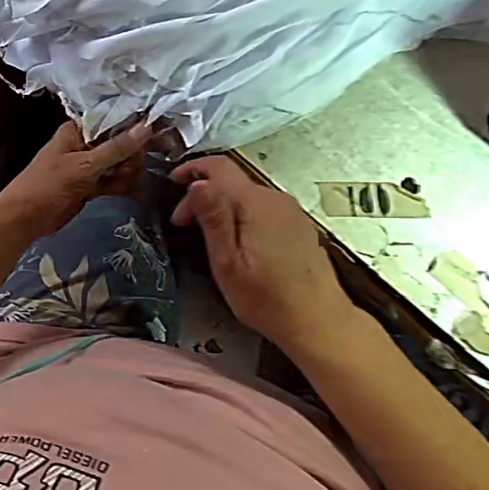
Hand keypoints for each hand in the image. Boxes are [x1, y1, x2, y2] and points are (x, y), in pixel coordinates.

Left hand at [0, 120, 152, 237]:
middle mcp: (83, 144)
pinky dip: (121, 187)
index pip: (114, 121)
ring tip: (126, 185)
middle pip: (120, 144)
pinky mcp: (88, 186)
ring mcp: (86, 166)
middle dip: (131, 158)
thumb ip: (116, 148)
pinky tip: (132, 194)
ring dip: (127, 174)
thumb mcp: (83, 166)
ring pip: (118, 164)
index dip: (137, 129)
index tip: (160, 138)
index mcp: (77, 130)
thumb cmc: (48, 185)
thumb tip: (147, 127)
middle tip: (131, 172)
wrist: (23, 218)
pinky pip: (112, 182)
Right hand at [170, 154, 362, 354]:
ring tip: (204, 237)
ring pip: (246, 195)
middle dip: (201, 196)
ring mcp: (291, 212)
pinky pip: (261, 209)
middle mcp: (276, 200)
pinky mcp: (297, 226)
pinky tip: (233, 243)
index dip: (190, 169)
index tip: (170, 185)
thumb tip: (197, 183)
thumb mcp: (226, 261)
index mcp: (256, 204)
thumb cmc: (266, 298)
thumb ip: (213, 217)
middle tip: (182, 225)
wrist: (318, 322)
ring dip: (219, 207)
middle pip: (231, 181)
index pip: (219, 167)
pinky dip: (239, 216)